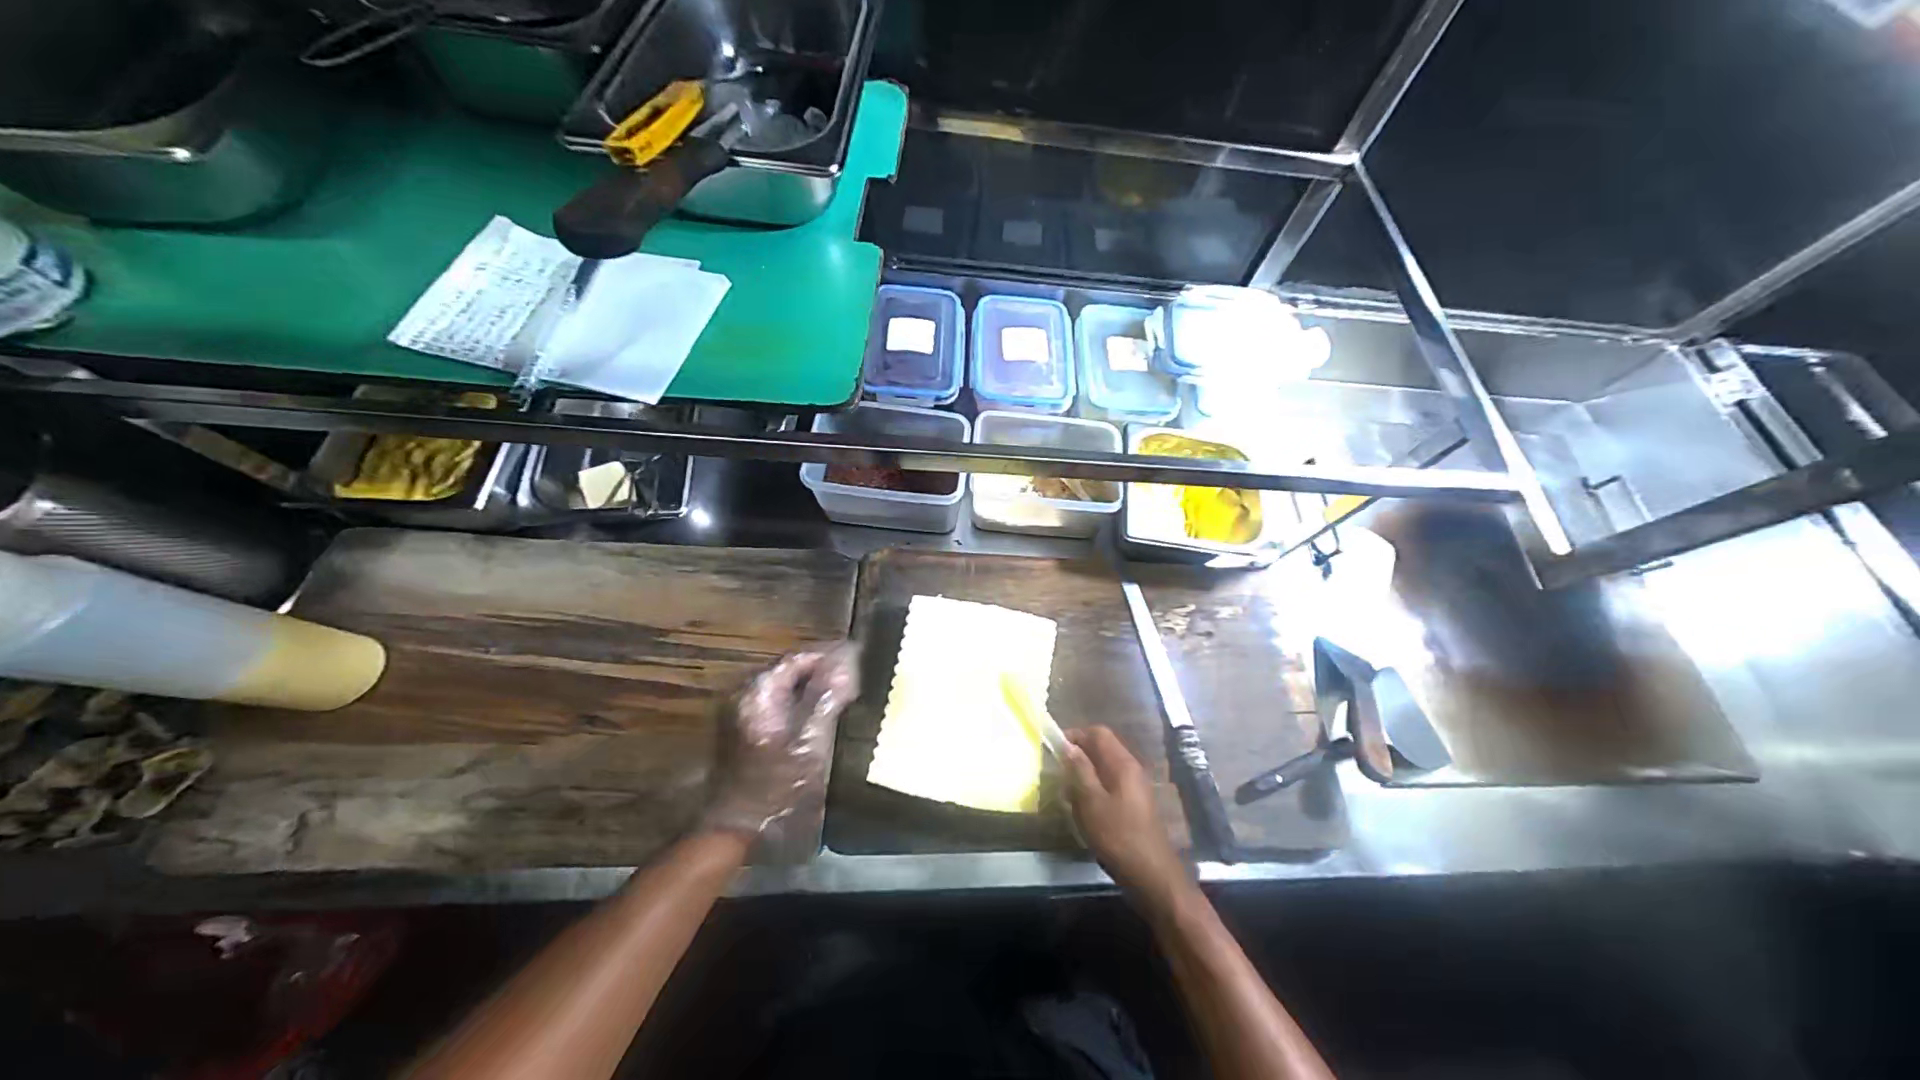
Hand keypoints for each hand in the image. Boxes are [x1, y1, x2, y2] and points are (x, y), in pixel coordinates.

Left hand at [704, 643, 859, 837]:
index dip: (827, 657)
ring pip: (782, 686)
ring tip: (840, 693)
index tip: (855, 660)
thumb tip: (845, 665)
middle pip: (788, 670)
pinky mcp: (740, 726)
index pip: (797, 658)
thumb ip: (826, 700)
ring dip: (809, 687)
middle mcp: (743, 693)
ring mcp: (739, 710)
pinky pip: (774, 702)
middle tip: (851, 678)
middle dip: (819, 671)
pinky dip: (796, 702)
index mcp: (758, 692)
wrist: (736, 823)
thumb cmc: (774, 783)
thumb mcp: (809, 741)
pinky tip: (816, 713)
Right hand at [1062, 726, 1193, 911]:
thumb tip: (1068, 745)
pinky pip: (1109, 786)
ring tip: (1065, 790)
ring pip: (1104, 768)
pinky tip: (1081, 808)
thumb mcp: (1091, 802)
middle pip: (1102, 749)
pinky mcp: (1133, 806)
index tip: (1053, 748)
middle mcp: (1132, 770)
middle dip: (1078, 755)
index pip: (1098, 733)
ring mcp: (1135, 789)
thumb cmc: (1118, 835)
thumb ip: (1080, 770)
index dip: (1075, 735)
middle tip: (1056, 770)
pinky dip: (1093, 789)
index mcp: (1123, 764)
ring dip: (1084, 774)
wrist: (1151, 875)